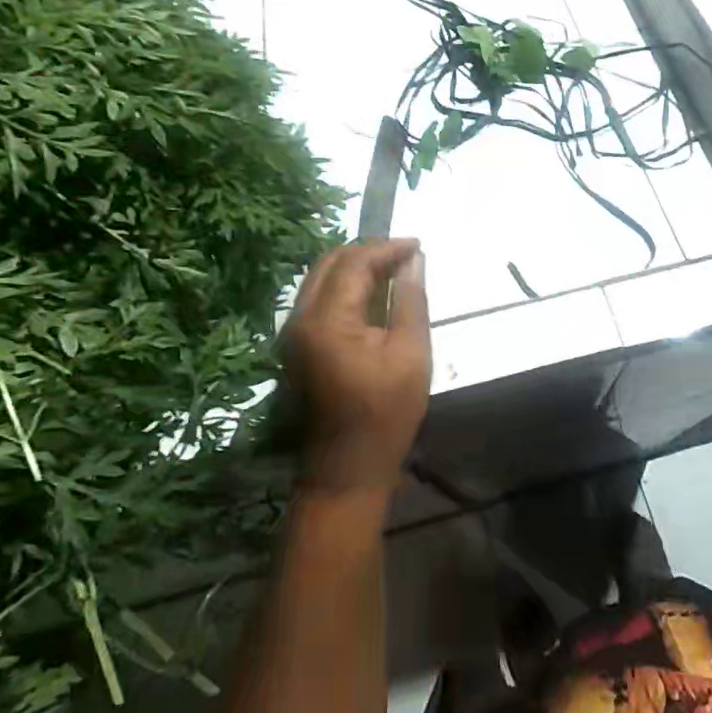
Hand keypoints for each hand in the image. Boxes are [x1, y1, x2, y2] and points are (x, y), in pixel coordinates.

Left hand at [283, 239, 430, 495]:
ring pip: (320, 279)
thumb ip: (410, 300)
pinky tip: (373, 294)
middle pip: (330, 263)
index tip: (418, 245)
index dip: (387, 247)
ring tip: (393, 269)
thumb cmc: (386, 413)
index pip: (354, 262)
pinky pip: (318, 300)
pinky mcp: (297, 346)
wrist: (347, 467)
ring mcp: (293, 333)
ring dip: (355, 267)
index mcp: (326, 320)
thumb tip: (413, 261)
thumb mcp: (411, 353)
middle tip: (406, 254)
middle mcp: (299, 319)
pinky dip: (345, 287)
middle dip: (368, 251)